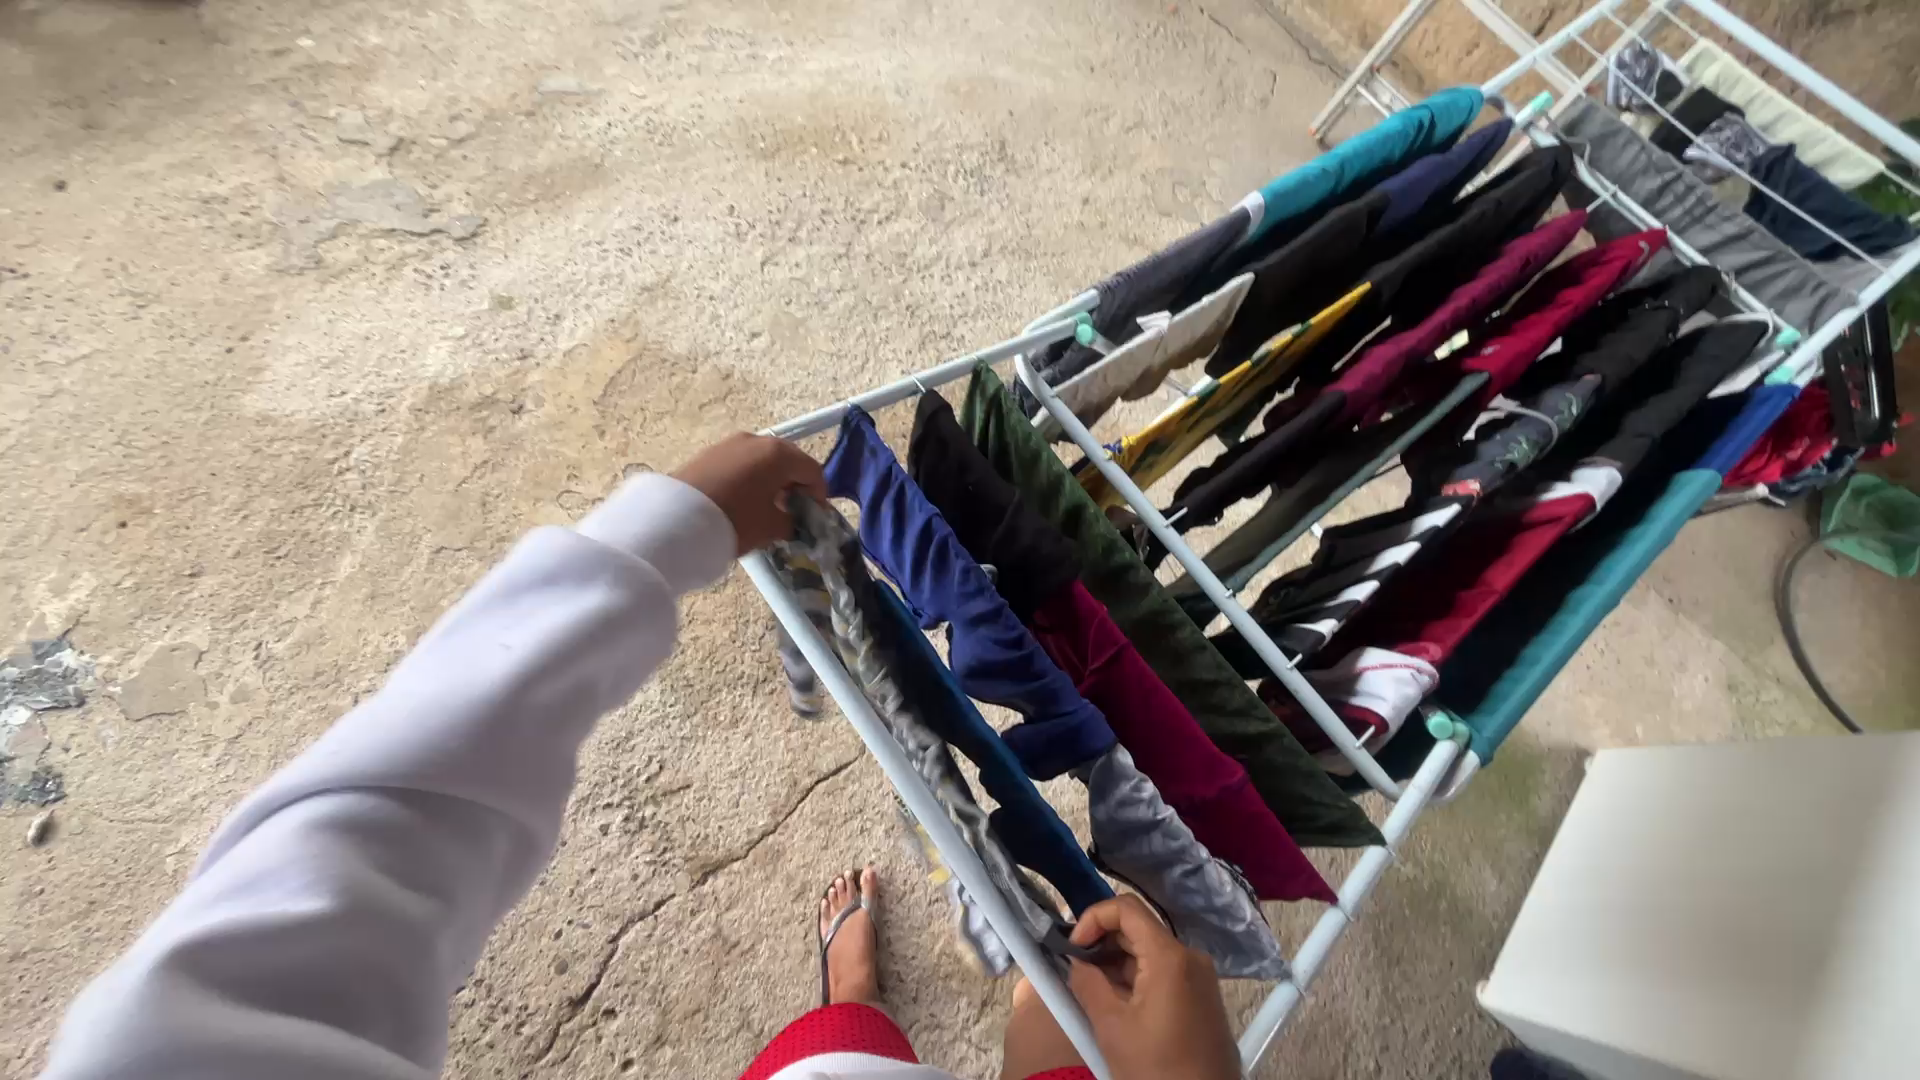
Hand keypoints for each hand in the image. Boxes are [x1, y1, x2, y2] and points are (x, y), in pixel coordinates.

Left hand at [671, 433, 826, 554]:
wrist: (676, 518)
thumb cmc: (735, 519)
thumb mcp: (771, 527)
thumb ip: (791, 522)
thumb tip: (793, 521)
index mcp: (779, 454)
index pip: (813, 471)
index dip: (819, 495)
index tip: (815, 517)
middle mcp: (758, 440)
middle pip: (789, 460)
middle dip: (796, 484)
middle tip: (793, 509)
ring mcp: (731, 443)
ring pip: (763, 460)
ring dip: (772, 480)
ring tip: (767, 506)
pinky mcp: (711, 452)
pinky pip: (742, 462)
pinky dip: (751, 477)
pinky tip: (744, 499)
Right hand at [1067, 896, 1240, 1079]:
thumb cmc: (1158, 1072)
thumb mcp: (1112, 1028)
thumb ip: (1087, 983)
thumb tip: (1075, 961)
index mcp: (1170, 956)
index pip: (1125, 908)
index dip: (1093, 918)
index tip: (1074, 947)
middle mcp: (1190, 956)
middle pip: (1138, 927)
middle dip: (1103, 942)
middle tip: (1077, 969)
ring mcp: (1200, 976)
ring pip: (1149, 950)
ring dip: (1117, 962)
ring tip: (1093, 991)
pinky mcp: (1203, 996)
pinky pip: (1163, 970)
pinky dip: (1137, 977)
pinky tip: (1118, 1004)